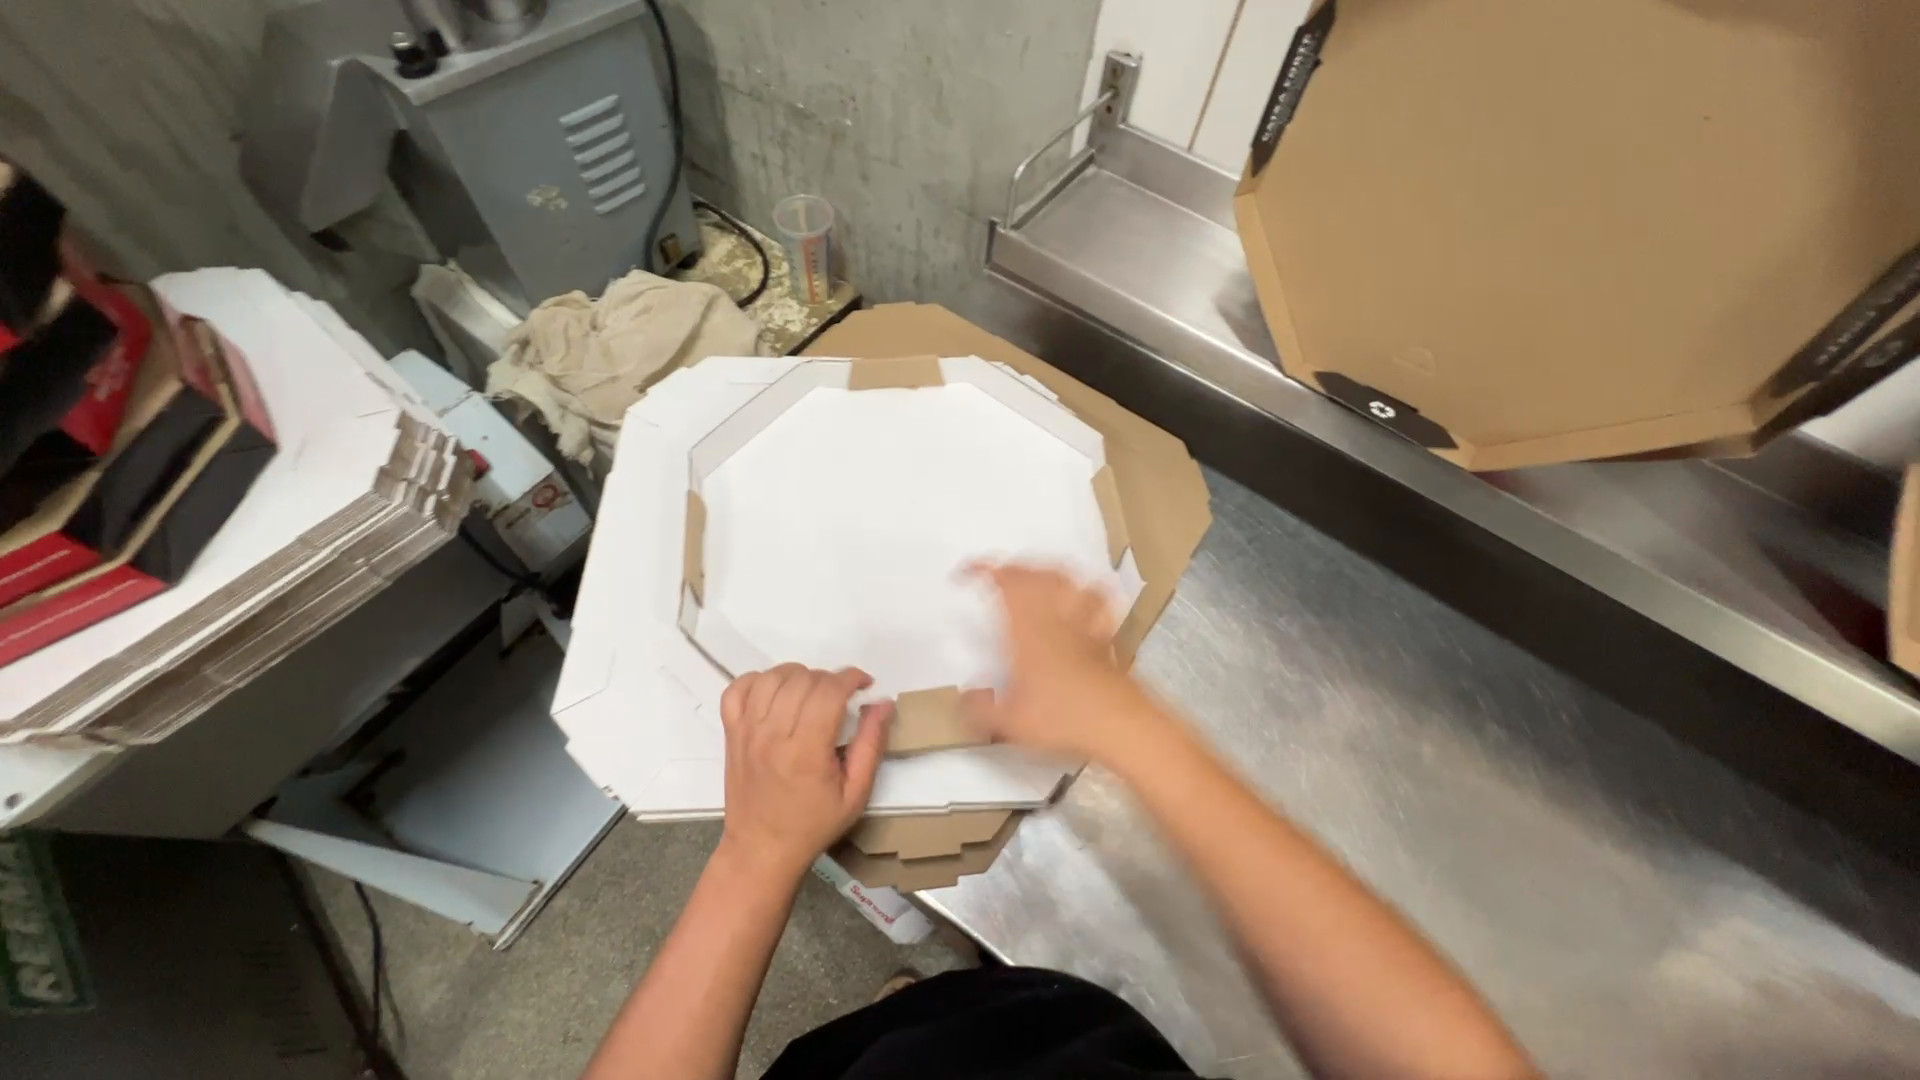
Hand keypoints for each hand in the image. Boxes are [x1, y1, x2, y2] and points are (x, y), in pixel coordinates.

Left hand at [719, 665, 890, 874]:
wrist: (761, 848)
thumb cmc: (813, 824)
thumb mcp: (856, 793)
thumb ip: (871, 744)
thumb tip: (883, 703)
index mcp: (806, 751)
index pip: (829, 691)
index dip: (851, 678)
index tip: (864, 685)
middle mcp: (773, 734)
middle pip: (803, 679)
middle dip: (829, 679)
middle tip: (840, 698)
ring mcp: (747, 731)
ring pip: (772, 677)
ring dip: (798, 675)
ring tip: (811, 692)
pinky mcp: (731, 732)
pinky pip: (738, 689)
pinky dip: (759, 681)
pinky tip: (776, 693)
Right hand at [964, 563, 1169, 764]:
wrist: (1119, 723)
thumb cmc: (1062, 717)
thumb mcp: (1010, 721)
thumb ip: (981, 710)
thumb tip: (965, 699)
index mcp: (1026, 629)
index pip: (1003, 584)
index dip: (981, 570)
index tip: (964, 573)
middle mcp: (1054, 617)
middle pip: (1035, 574)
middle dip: (1012, 567)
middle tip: (997, 574)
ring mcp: (1082, 623)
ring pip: (1065, 580)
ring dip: (1046, 570)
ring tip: (1035, 575)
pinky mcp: (1104, 635)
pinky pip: (1094, 600)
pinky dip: (1084, 591)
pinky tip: (1082, 595)